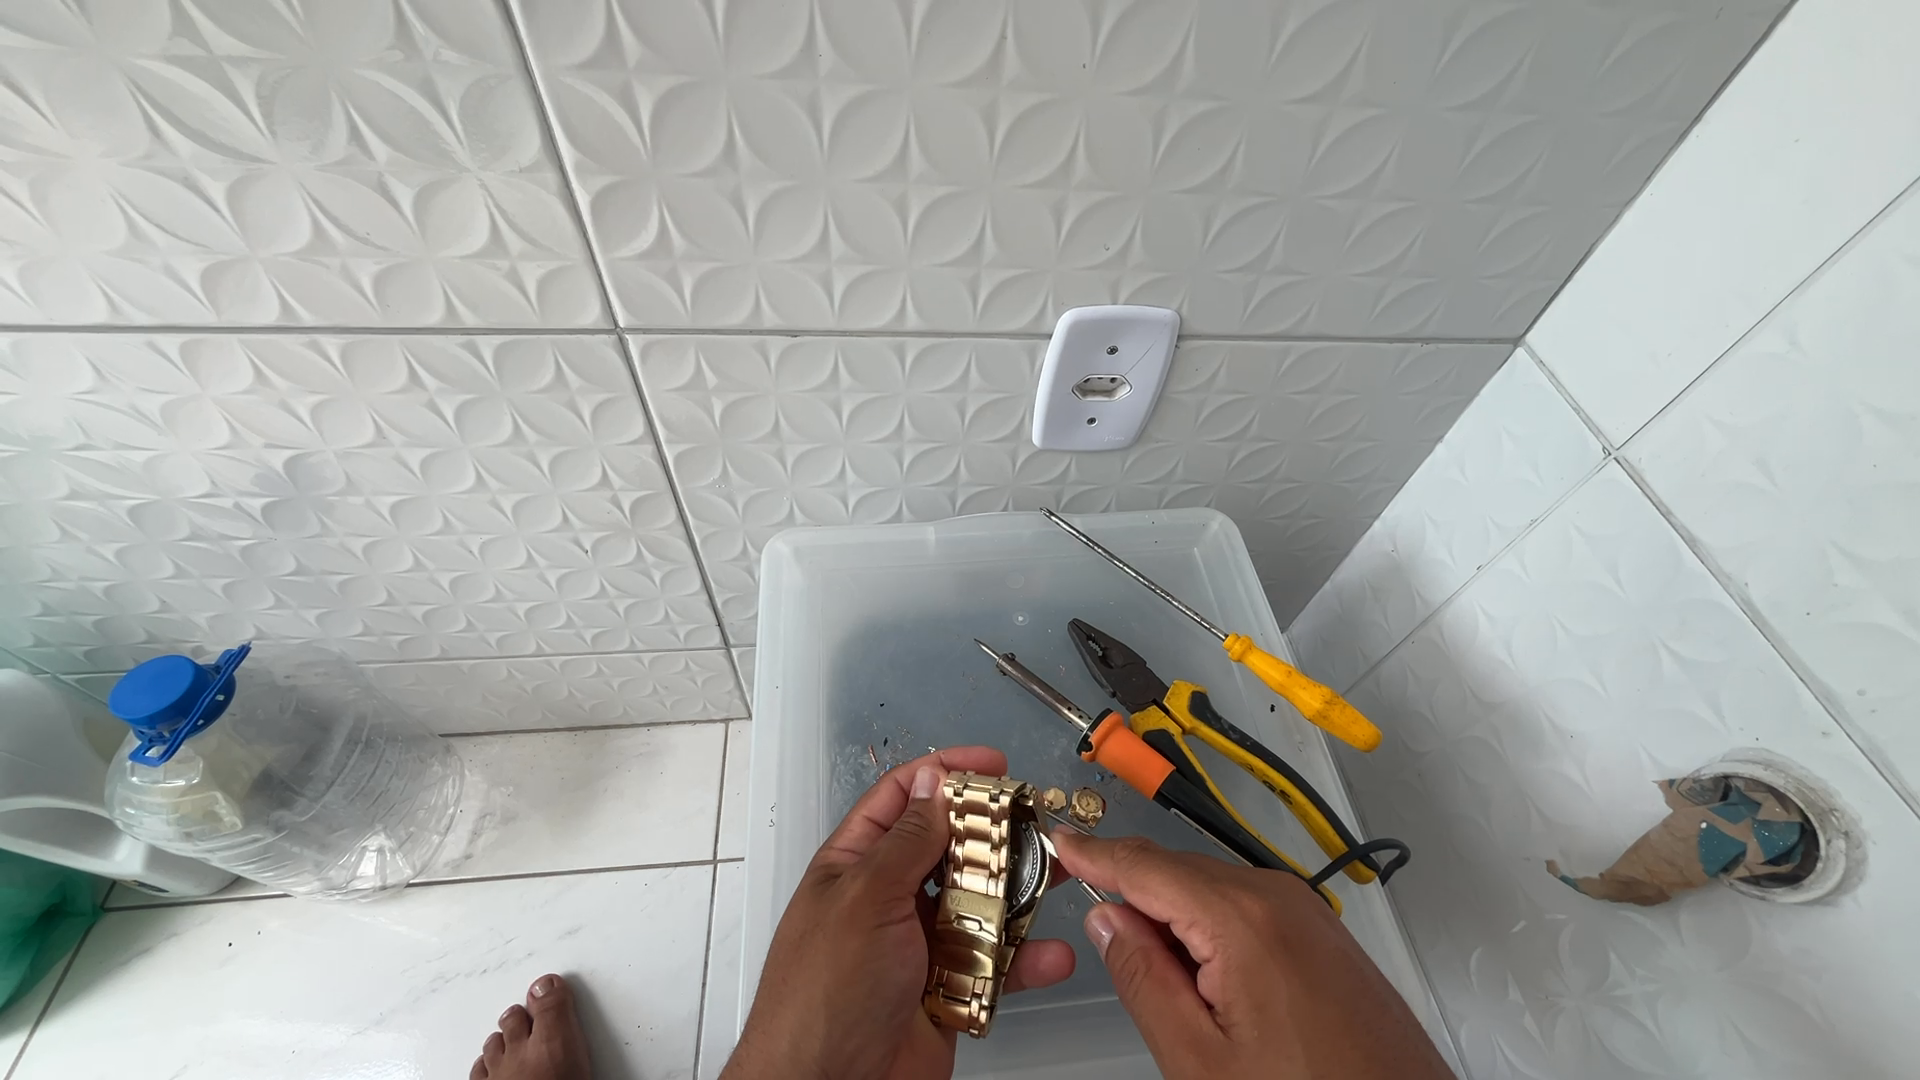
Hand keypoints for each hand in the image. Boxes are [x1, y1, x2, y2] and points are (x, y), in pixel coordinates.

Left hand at [723, 748, 1075, 1079]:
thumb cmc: (826, 988)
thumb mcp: (867, 898)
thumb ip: (907, 840)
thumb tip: (932, 782)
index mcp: (859, 861)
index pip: (904, 796)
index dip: (946, 772)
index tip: (994, 763)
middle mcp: (892, 894)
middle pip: (952, 845)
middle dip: (994, 831)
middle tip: (1036, 819)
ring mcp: (923, 941)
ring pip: (980, 901)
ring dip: (1019, 891)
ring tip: (1057, 875)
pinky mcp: (950, 986)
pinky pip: (994, 963)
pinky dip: (1025, 960)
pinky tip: (1051, 955)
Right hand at [1052, 832, 1450, 1079]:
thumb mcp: (1200, 1062)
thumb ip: (1143, 979)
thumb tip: (1108, 919)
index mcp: (1240, 918)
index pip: (1145, 866)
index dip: (1095, 853)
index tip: (1059, 840)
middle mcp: (1275, 895)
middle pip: (1176, 873)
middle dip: (1132, 892)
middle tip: (1095, 924)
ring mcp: (1305, 910)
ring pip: (1210, 890)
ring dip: (1172, 916)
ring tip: (1157, 974)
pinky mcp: (1322, 932)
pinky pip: (1245, 908)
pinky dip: (1209, 927)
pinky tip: (1204, 975)